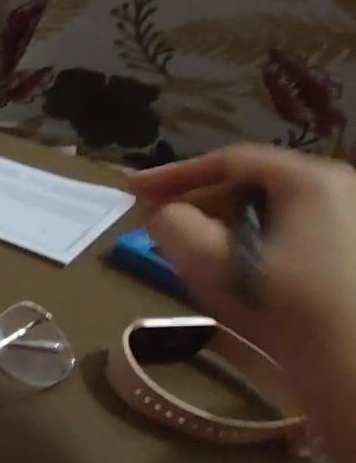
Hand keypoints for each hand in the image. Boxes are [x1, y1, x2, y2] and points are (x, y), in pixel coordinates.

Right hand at [129, 145, 355, 389]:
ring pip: (277, 204)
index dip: (171, 173)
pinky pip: (299, 223)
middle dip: (198, 197)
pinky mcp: (355, 245)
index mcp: (311, 181)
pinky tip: (236, 258)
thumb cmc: (283, 302)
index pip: (229, 160)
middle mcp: (346, 186)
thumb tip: (163, 213)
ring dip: (226, 217)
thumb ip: (170, 225)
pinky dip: (257, 231)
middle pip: (255, 180)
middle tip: (155, 219)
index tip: (129, 190)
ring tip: (192, 242)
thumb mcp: (208, 262)